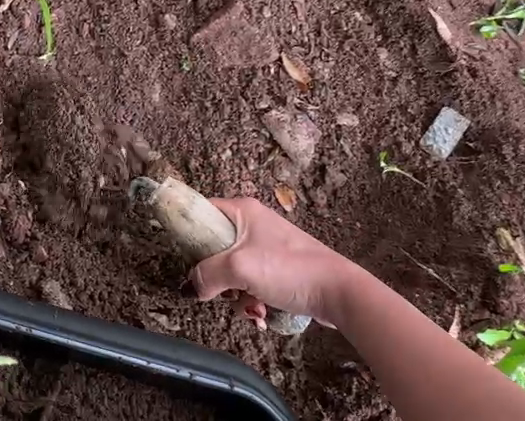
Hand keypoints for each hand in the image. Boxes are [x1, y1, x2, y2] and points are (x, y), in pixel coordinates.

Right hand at [190, 198, 359, 327]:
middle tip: (224, 290)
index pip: (202, 212)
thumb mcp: (240, 268)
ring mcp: (268, 246)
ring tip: (252, 308)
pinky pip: (253, 282)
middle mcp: (253, 223)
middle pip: (216, 247)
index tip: (185, 258)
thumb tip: (191, 287)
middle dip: (218, 276)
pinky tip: (264, 313)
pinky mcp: (279, 268)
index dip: (190, 233)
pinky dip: (253, 299)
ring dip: (237, 294)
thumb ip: (207, 274)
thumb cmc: (289, 270)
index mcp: (242, 210)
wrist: (338, 292)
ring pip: (234, 270)